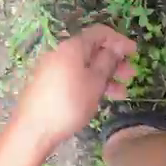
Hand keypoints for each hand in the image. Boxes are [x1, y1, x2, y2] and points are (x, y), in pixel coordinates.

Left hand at [13, 25, 135, 148]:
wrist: (31, 132)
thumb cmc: (69, 103)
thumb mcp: (95, 82)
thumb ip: (108, 61)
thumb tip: (115, 47)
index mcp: (72, 47)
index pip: (100, 33)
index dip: (120, 40)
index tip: (134, 53)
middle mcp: (61, 53)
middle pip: (92, 50)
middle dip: (114, 61)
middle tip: (130, 75)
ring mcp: (52, 69)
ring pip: (84, 66)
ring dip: (105, 76)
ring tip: (120, 93)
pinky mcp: (48, 85)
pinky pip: (75, 77)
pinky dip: (90, 83)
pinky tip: (100, 98)